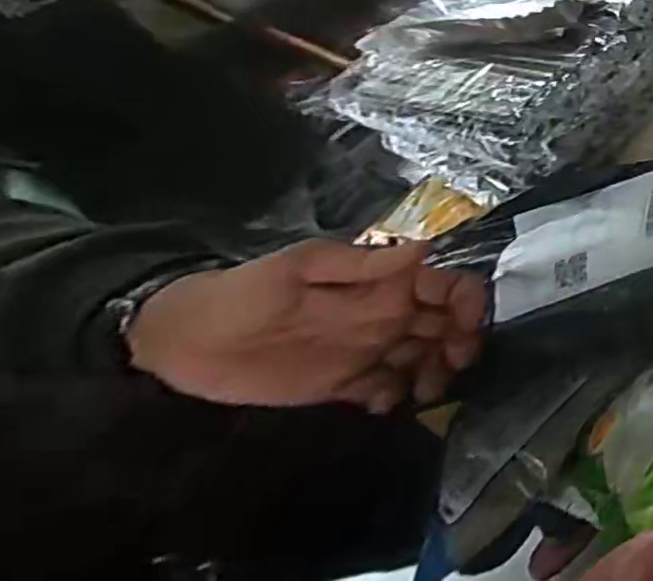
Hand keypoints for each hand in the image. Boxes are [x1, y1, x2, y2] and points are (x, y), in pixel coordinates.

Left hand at [126, 239, 484, 412]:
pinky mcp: (343, 383)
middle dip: (461, 342)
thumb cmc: (247, 292)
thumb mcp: (304, 266)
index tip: (468, 327)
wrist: (183, 340)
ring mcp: (367, 349)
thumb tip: (426, 247)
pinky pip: (384, 389)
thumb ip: (363, 262)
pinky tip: (385, 404)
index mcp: (386, 283)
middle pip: (445, 325)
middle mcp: (387, 314)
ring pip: (424, 358)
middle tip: (453, 366)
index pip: (447, 285)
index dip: (469, 302)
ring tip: (425, 392)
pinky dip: (395, 397)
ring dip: (437, 372)